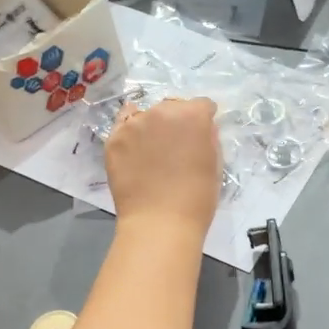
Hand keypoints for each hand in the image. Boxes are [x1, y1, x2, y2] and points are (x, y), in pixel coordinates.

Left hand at [106, 97, 219, 236]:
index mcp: (192, 116)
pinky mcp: (114, 139)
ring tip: (153, 151)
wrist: (159, 223)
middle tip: (177, 144)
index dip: (204, 118)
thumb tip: (202, 128)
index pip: (202, 105)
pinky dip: (131, 134)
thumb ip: (209, 139)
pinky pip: (124, 125)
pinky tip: (136, 152)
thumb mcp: (215, 165)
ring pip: (146, 114)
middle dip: (177, 120)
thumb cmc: (196, 199)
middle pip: (172, 106)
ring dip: (153, 126)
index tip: (202, 133)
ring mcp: (134, 124)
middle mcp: (161, 112)